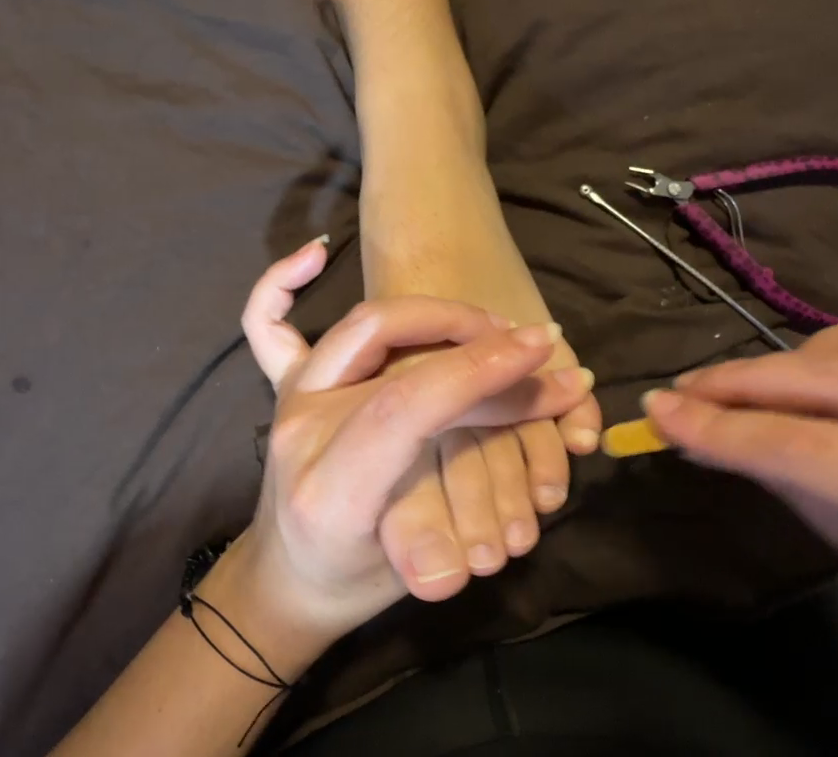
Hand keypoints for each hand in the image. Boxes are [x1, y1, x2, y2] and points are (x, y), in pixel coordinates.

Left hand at [229, 240, 591, 647]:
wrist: (286, 581)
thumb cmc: (355, 583)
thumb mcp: (425, 567)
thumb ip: (484, 495)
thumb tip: (571, 425)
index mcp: (333, 487)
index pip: (407, 405)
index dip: (479, 370)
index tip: (541, 354)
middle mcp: (302, 429)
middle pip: (386, 349)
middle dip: (465, 331)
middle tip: (525, 339)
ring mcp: (289, 399)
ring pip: (357, 325)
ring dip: (428, 310)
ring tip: (487, 320)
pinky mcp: (284, 385)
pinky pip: (267, 323)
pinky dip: (281, 283)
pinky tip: (315, 253)